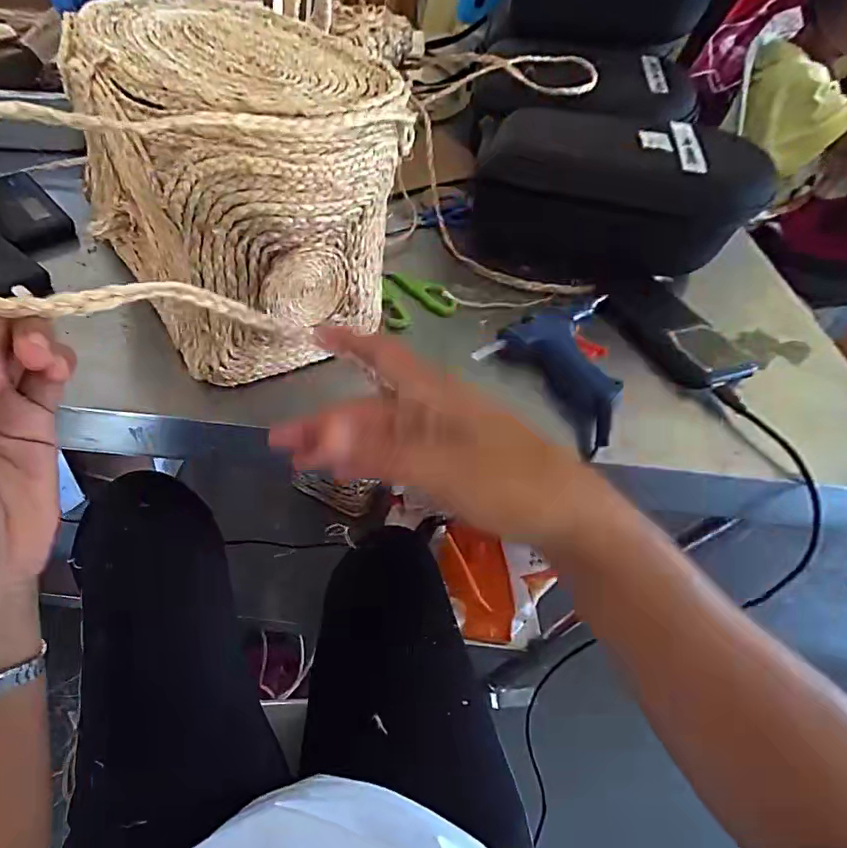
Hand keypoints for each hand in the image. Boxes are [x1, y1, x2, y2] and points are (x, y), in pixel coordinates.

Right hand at [269, 327, 613, 548]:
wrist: (566, 514)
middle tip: (281, 443)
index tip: (315, 333)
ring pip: (380, 434)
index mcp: (432, 394)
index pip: (384, 356)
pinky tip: (348, 472)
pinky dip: (369, 461)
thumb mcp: (439, 466)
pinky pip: (398, 455)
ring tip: (301, 464)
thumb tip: (318, 435)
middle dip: (325, 421)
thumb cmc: (507, 480)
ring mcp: (441, 437)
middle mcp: (432, 409)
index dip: (350, 342)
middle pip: (370, 407)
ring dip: (341, 446)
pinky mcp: (449, 462)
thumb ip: (378, 451)